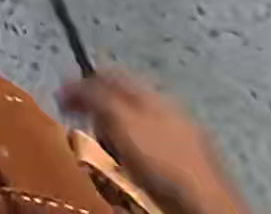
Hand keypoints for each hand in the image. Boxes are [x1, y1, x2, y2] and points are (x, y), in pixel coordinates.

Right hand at [59, 72, 250, 213]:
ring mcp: (181, 136)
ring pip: (133, 122)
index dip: (81, 80)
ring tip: (103, 147)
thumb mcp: (118, 120)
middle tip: (81, 123)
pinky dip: (130, 150)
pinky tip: (128, 164)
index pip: (108, 72)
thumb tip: (69, 83)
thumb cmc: (160, 159)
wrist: (209, 209)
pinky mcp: (187, 164)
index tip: (61, 97)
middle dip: (97, 108)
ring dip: (112, 131)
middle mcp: (167, 107)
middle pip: (119, 97)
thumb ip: (93, 94)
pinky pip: (146, 145)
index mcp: (151, 92)